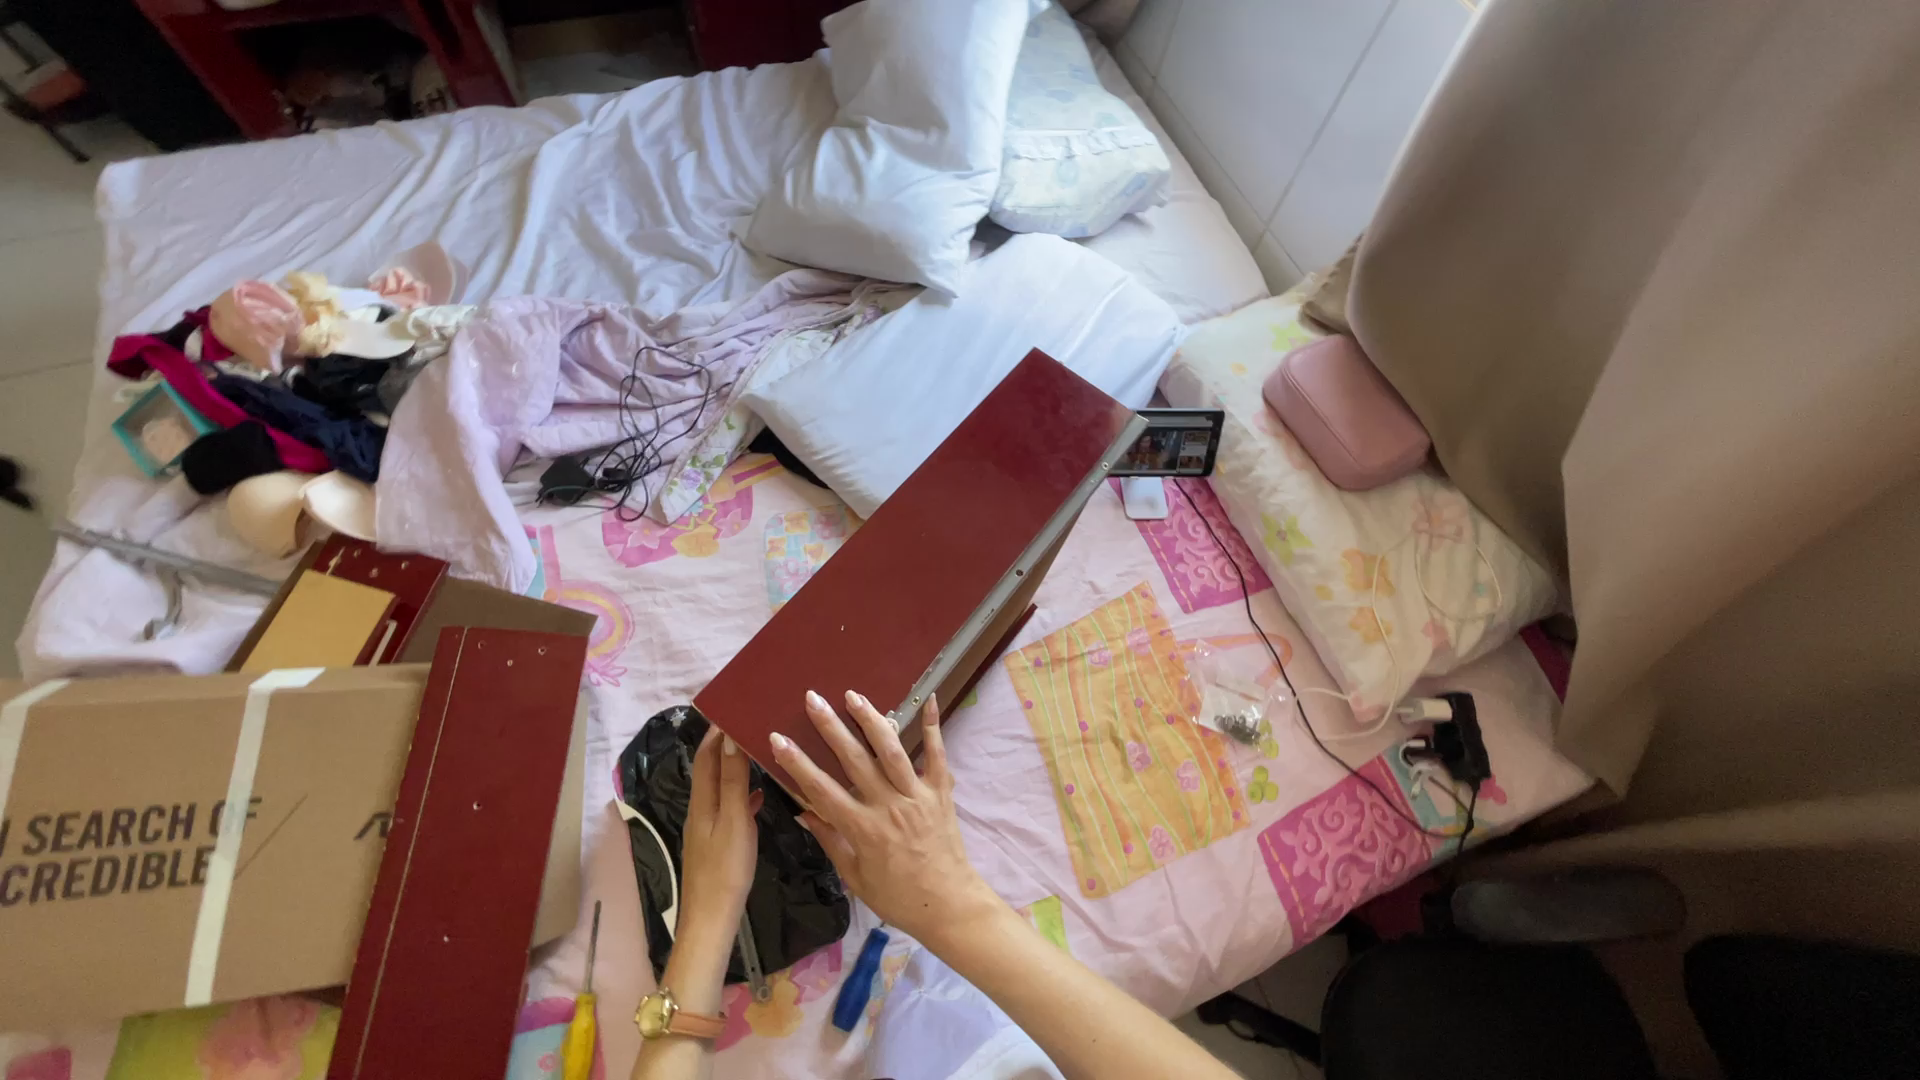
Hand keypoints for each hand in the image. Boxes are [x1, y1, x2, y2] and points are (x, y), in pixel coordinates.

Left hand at [677, 726, 762, 947]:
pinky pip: (729, 806)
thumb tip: (729, 738)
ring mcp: (707, 828)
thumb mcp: (734, 820)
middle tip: (750, 724)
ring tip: (759, 751)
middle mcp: (700, 810)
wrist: (712, 921)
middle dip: (724, 745)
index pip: (705, 757)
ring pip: (720, 787)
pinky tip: (759, 795)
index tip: (733, 709)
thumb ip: (733, 781)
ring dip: (734, 767)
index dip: (715, 733)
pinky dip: (742, 792)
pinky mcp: (717, 843)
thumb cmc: (726, 869)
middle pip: (710, 769)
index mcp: (702, 802)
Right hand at [769, 690, 1004, 946]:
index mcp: (863, 829)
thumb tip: (802, 812)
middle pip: (854, 760)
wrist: (949, 905)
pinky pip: (938, 754)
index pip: (822, 790)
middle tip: (813, 699)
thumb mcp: (855, 877)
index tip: (778, 739)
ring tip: (853, 695)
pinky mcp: (941, 791)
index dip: (798, 763)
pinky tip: (927, 697)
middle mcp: (888, 806)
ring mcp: (917, 796)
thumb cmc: (898, 897)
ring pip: (891, 751)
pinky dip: (932, 726)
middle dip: (830, 728)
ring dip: (871, 720)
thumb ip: (830, 840)